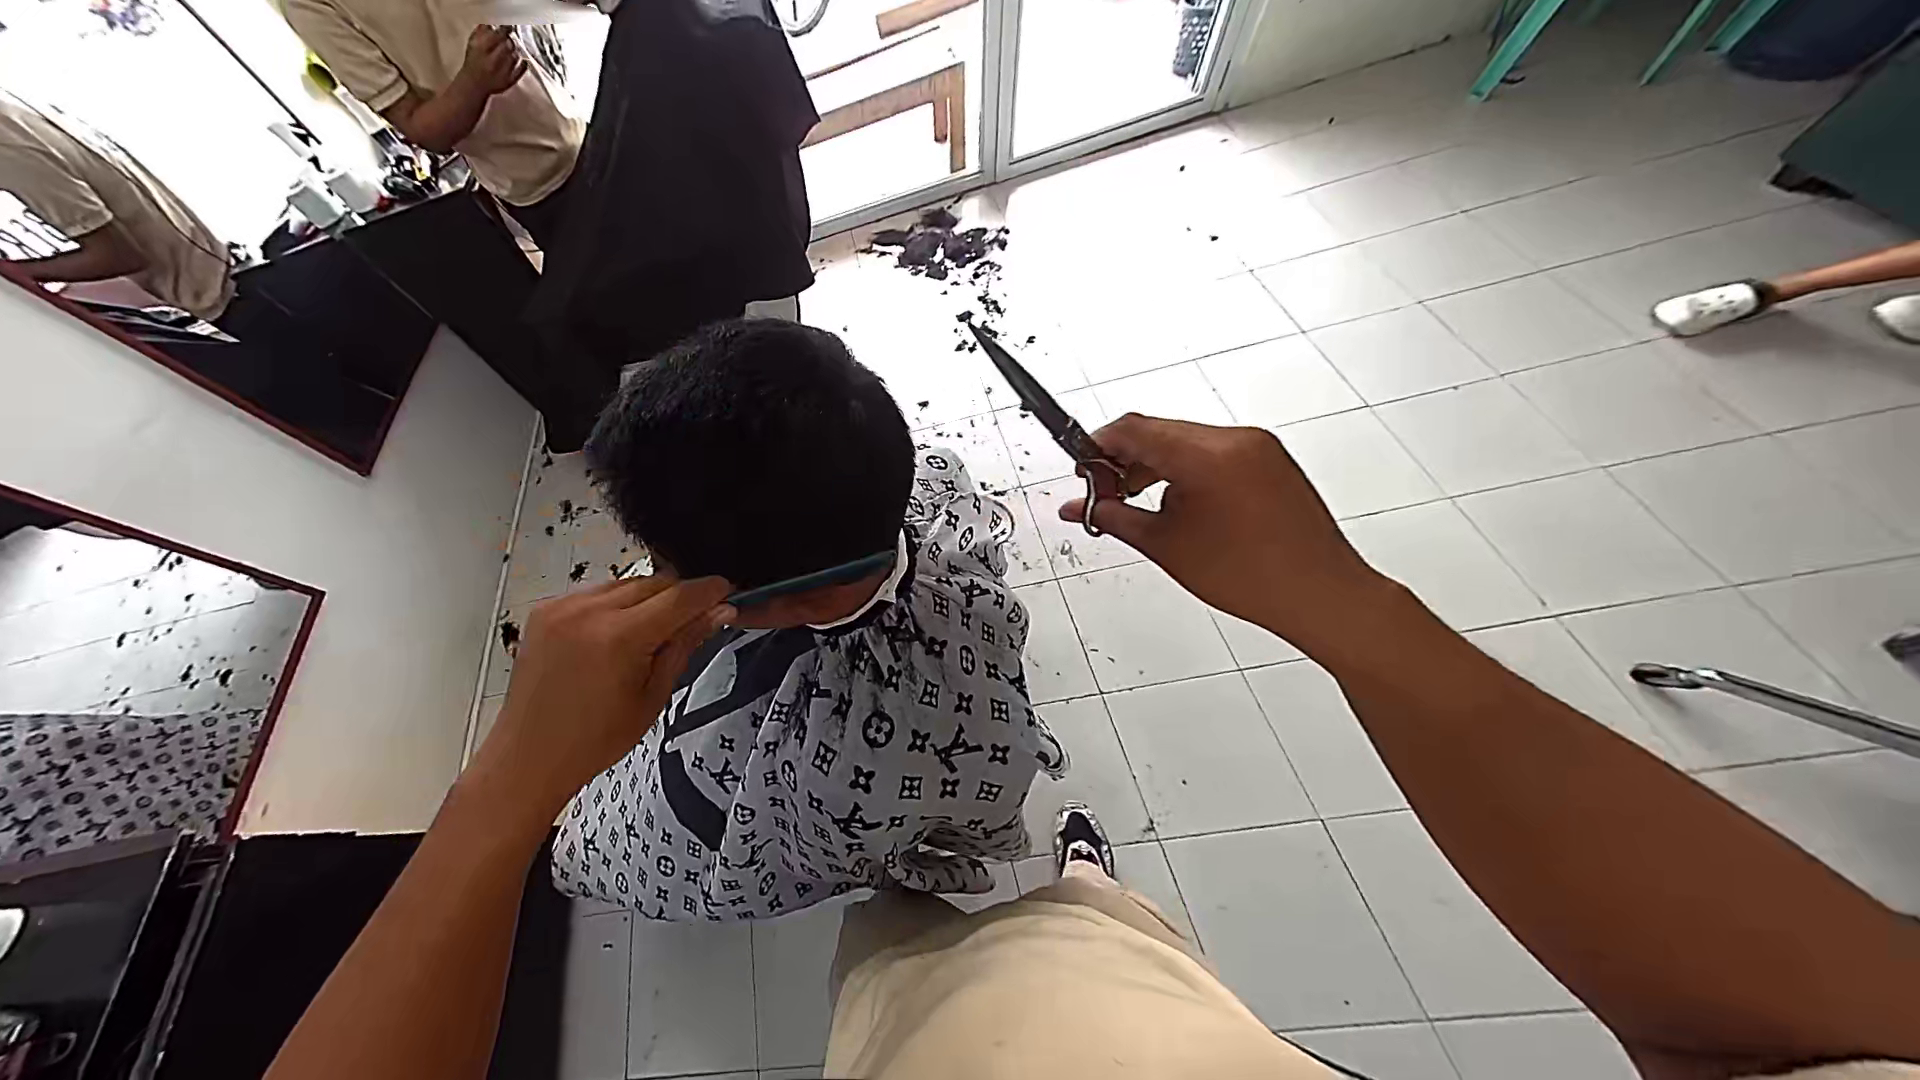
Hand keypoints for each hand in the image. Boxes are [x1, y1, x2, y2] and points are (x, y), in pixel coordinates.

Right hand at [459, 25, 526, 95]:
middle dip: (509, 40)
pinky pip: (522, 69)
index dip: (504, 29)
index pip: (498, 34)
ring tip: (511, 49)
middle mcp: (493, 58)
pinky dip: (523, 63)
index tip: (506, 26)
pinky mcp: (511, 80)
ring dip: (515, 50)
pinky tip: (521, 60)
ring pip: (516, 55)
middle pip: (508, 44)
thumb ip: (481, 32)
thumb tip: (491, 24)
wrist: (476, 83)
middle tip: (508, 39)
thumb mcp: (473, 44)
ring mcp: (504, 70)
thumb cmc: (474, 62)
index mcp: (481, 47)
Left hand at [467, 574, 732, 821]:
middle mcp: (587, 612)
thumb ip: (686, 644)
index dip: (710, 590)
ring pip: (627, 582)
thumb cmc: (594, 739)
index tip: (727, 591)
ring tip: (652, 632)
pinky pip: (597, 592)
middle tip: (695, 619)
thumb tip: (720, 612)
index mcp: (619, 637)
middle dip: (680, 597)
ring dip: (649, 598)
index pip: (681, 596)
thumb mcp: (655, 694)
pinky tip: (619, 633)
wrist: (528, 757)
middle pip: (655, 582)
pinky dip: (617, 603)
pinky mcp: (545, 610)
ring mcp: (562, 608)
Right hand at [1058, 415, 1403, 655]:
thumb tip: (1082, 507)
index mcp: (1208, 456)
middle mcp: (1236, 440)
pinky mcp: (1266, 458)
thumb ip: (1113, 517)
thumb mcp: (1165, 545)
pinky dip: (1182, 468)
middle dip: (1122, 459)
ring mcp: (1256, 446)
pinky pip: (1210, 450)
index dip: (1098, 446)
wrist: (1319, 594)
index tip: (1083, 467)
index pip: (1133, 429)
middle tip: (1103, 491)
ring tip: (1134, 501)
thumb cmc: (1258, 577)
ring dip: (1151, 464)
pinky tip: (1171, 500)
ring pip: (1182, 439)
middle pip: (1156, 431)